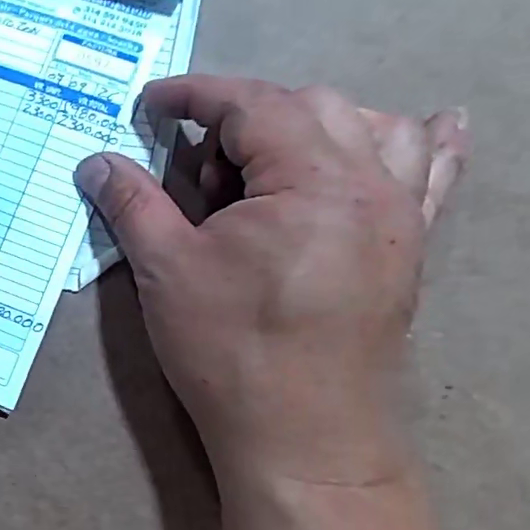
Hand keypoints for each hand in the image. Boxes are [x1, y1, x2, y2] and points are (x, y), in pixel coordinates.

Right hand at [76, 77, 469, 487]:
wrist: (302, 435)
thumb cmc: (228, 346)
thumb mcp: (164, 267)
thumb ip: (131, 201)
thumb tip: (95, 161)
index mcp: (314, 184)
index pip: (255, 105)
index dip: (195, 94)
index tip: (149, 102)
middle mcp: (373, 186)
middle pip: (311, 107)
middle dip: (239, 116)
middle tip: (189, 165)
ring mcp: (402, 217)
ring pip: (372, 128)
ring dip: (308, 123)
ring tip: (257, 161)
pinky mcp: (408, 248)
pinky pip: (433, 174)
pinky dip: (423, 140)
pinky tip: (433, 123)